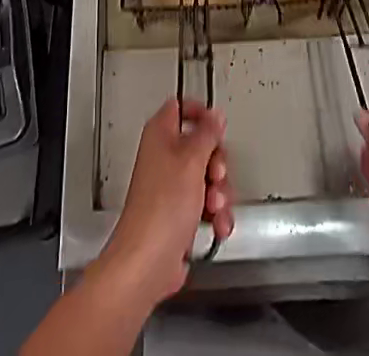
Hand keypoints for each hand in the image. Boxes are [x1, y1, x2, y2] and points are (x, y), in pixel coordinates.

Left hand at [95, 99, 234, 306]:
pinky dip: (216, 214)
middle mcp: (163, 157)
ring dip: (219, 193)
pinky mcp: (179, 212)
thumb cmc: (159, 210)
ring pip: (208, 176)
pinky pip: (207, 203)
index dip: (200, 112)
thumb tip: (215, 115)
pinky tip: (216, 224)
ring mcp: (170, 186)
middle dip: (217, 163)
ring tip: (213, 205)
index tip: (216, 126)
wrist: (149, 260)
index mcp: (160, 135)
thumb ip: (207, 134)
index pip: (180, 107)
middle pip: (202, 145)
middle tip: (215, 174)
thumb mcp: (192, 160)